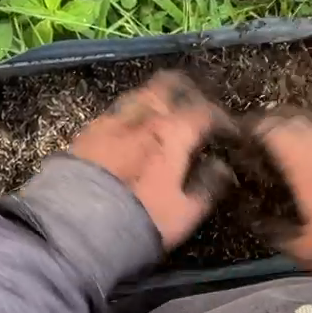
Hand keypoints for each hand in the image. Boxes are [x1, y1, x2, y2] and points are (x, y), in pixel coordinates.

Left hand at [69, 71, 231, 248]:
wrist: (81, 226)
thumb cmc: (142, 221)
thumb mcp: (184, 213)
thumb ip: (208, 187)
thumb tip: (222, 169)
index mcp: (173, 133)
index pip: (206, 113)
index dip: (222, 120)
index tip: (230, 132)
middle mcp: (143, 117)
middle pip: (171, 86)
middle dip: (189, 93)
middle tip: (197, 108)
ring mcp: (112, 120)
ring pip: (140, 94)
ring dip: (156, 100)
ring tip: (162, 117)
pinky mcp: (87, 132)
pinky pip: (114, 113)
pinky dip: (130, 117)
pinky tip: (130, 134)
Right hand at [255, 115, 311, 273]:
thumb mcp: (303, 247)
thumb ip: (277, 234)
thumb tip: (256, 223)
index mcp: (304, 167)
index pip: (276, 134)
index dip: (259, 129)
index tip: (246, 131)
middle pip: (300, 122)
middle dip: (281, 123)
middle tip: (268, 131)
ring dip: (309, 128)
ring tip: (300, 139)